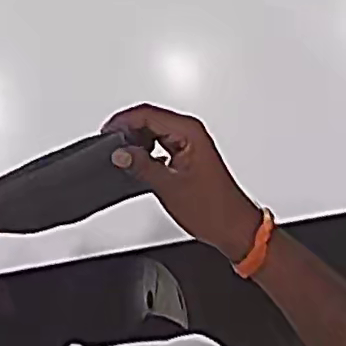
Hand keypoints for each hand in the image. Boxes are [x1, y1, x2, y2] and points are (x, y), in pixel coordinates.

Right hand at [103, 104, 262, 258]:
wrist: (237, 232)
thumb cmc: (215, 210)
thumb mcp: (170, 187)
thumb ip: (141, 166)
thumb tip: (120, 153)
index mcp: (188, 131)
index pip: (146, 114)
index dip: (123, 121)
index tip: (108, 132)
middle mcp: (190, 131)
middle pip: (149, 118)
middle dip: (128, 129)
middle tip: (111, 142)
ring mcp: (189, 141)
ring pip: (153, 129)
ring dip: (136, 139)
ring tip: (122, 153)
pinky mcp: (187, 152)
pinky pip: (159, 140)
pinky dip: (146, 148)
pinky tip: (138, 161)